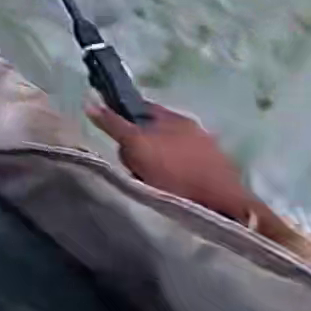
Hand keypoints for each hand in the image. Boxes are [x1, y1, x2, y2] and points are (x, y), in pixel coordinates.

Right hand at [85, 100, 260, 224]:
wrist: (221, 207)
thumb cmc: (173, 169)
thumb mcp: (133, 143)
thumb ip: (112, 123)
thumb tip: (89, 103)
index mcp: (176, 118)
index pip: (140, 106)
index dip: (121, 114)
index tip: (109, 128)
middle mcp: (194, 130)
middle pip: (151, 130)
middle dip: (136, 142)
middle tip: (128, 159)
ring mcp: (208, 151)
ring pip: (165, 149)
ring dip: (153, 159)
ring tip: (146, 175)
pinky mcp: (215, 173)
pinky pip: (181, 166)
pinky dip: (170, 173)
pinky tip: (165, 184)